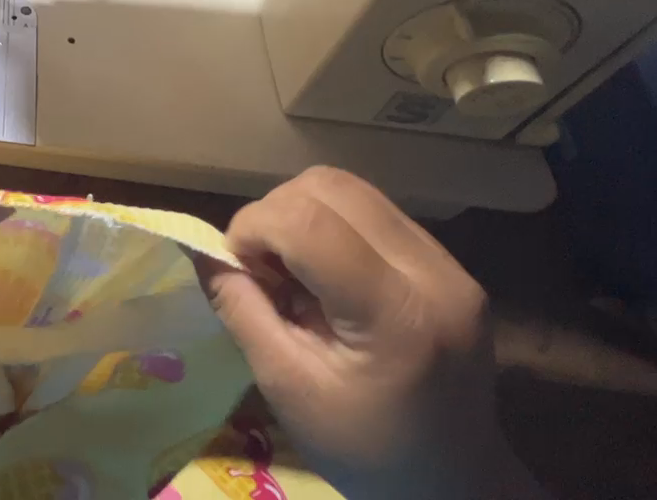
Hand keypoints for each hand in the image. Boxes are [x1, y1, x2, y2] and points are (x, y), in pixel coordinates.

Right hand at [203, 167, 539, 499]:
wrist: (456, 484)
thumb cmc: (364, 448)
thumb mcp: (285, 386)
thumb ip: (239, 308)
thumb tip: (201, 249)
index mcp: (398, 315)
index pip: (308, 222)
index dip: (253, 229)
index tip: (239, 271)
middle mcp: (433, 272)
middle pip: (327, 188)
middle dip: (273, 216)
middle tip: (263, 271)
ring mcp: (446, 262)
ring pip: (345, 187)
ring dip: (297, 213)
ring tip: (292, 269)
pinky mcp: (444, 260)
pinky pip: (366, 208)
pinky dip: (325, 224)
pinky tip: (322, 272)